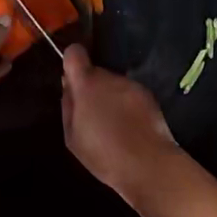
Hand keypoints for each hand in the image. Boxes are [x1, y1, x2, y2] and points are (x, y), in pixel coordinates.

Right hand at [60, 44, 177, 196]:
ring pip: (114, 84)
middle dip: (91, 88)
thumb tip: (68, 85)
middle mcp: (111, 77)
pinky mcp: (148, 94)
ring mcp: (132, 84)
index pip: (75, 54)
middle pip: (96, 73)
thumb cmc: (103, 153)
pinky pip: (129, 93)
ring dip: (110, 96)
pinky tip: (128, 126)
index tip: (71, 79)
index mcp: (87, 85)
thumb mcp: (72, 136)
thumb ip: (68, 105)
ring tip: (112, 125)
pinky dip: (126, 104)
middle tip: (91, 115)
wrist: (147, 162)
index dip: (71, 62)